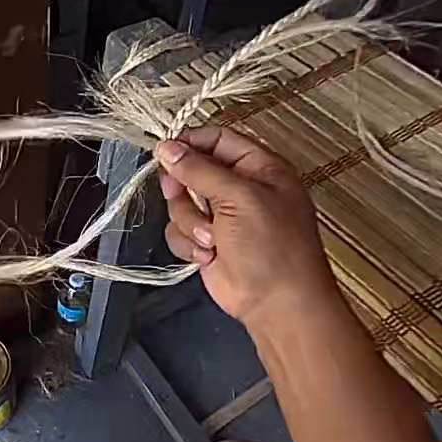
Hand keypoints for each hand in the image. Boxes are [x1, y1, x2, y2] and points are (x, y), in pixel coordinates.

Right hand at [155, 125, 339, 333]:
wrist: (276, 303)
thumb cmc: (272, 246)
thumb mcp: (239, 198)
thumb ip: (200, 170)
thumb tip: (167, 148)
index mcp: (258, 167)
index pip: (217, 139)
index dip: (190, 142)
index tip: (165, 150)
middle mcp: (239, 188)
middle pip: (192, 170)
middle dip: (183, 187)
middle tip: (178, 194)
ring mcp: (221, 217)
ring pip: (180, 203)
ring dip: (191, 222)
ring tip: (212, 240)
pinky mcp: (206, 243)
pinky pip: (179, 231)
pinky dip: (189, 244)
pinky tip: (208, 256)